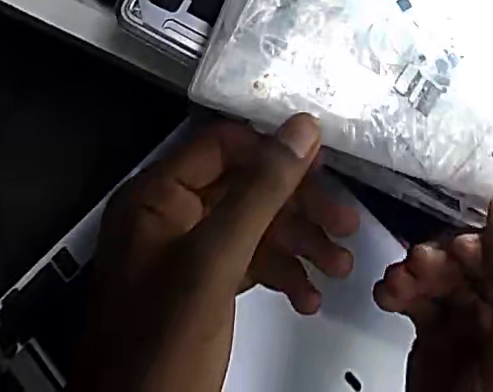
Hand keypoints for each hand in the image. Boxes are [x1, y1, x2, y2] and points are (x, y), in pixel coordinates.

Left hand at [69, 114, 359, 391]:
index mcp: (155, 196)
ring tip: (335, 262)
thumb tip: (297, 134)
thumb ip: (259, 192)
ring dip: (297, 242)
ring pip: (250, 226)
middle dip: (295, 205)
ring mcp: (182, 255)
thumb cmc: (153, 357)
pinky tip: (305, 293)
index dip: (271, 150)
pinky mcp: (198, 288)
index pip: (222, 147)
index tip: (317, 160)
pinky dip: (280, 273)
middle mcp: (166, 217)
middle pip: (243, 187)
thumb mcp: (215, 262)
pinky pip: (246, 261)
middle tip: (338, 219)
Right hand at [373, 192, 492, 391]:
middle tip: (420, 265)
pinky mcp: (440, 347)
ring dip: (418, 269)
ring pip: (447, 277)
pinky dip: (402, 290)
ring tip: (399, 283)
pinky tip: (389, 293)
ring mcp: (477, 336)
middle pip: (481, 262)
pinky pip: (422, 301)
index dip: (491, 244)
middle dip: (446, 257)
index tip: (459, 249)